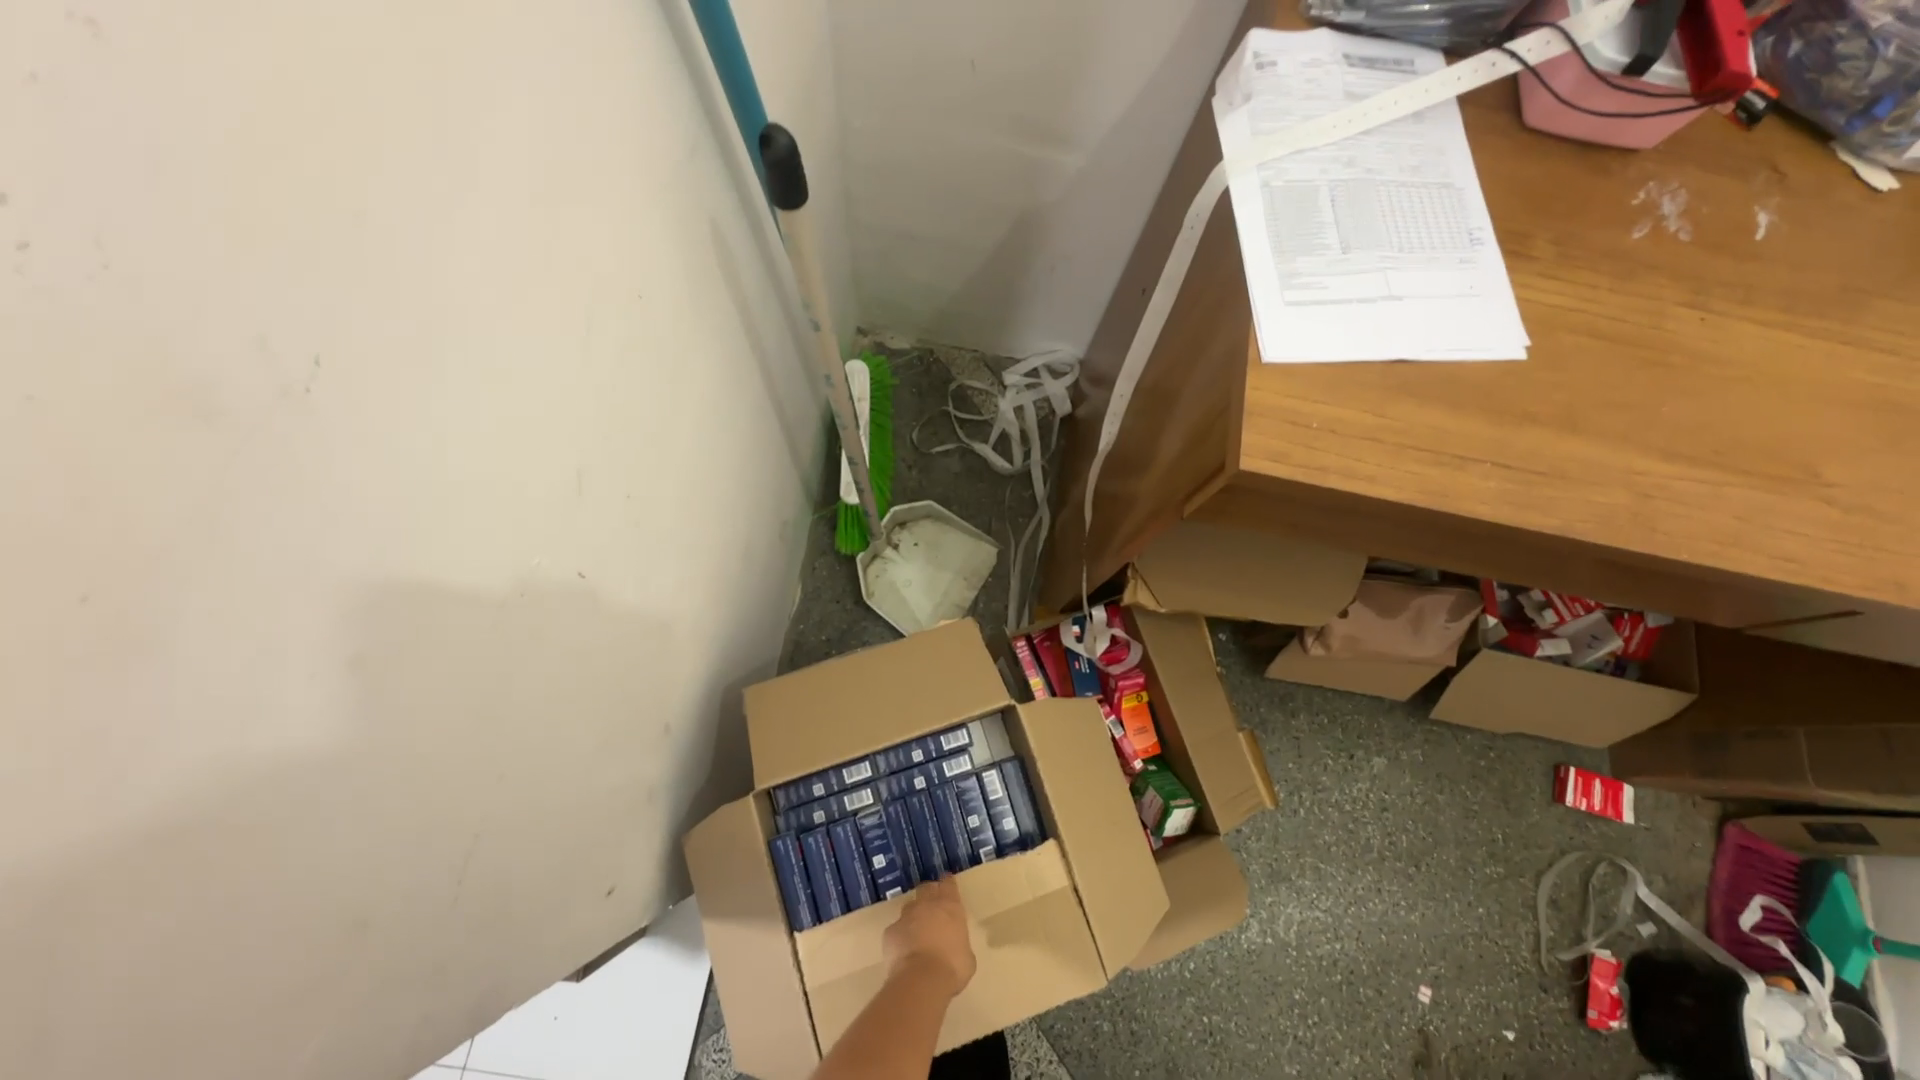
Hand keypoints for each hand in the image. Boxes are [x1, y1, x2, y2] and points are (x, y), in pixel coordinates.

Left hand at [881, 878, 975, 999]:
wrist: (921, 979)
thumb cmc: (952, 967)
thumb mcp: (967, 957)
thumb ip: (960, 944)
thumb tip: (956, 947)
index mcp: (950, 907)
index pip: (949, 885)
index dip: (948, 883)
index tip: (948, 882)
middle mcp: (927, 905)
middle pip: (926, 889)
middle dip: (930, 893)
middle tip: (933, 904)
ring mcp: (906, 917)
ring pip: (909, 908)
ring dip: (914, 915)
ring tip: (918, 930)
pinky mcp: (890, 932)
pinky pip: (897, 929)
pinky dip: (901, 936)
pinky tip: (904, 950)